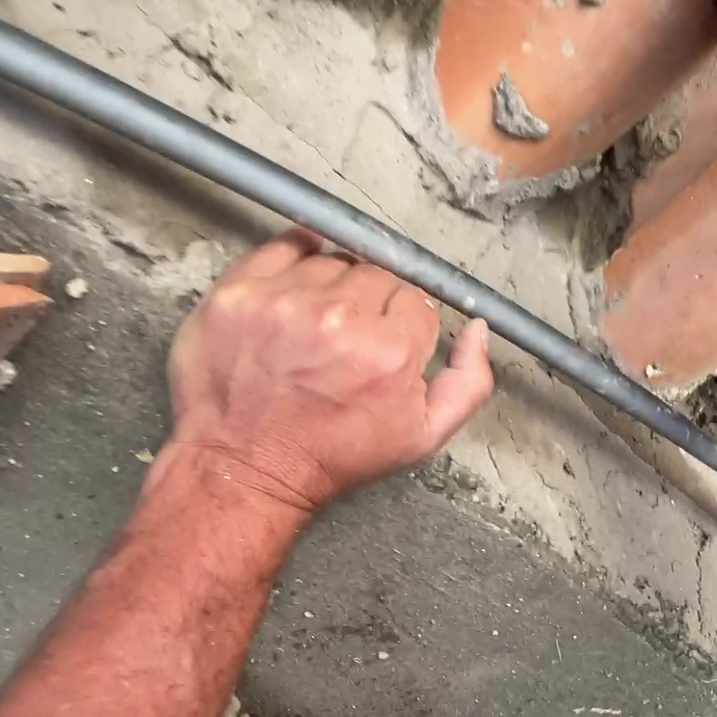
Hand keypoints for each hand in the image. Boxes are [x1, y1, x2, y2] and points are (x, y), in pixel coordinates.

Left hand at [162, 229, 492, 513]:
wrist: (248, 470)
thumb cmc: (335, 456)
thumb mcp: (423, 438)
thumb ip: (469, 383)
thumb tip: (478, 328)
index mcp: (389, 352)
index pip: (416, 301)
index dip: (405, 324)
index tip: (385, 347)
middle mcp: (338, 318)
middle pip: (376, 276)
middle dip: (371, 305)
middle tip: (350, 341)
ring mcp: (282, 301)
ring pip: (333, 262)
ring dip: (333, 287)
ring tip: (317, 329)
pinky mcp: (237, 293)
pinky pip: (283, 247)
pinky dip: (296, 260)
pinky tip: (297, 291)